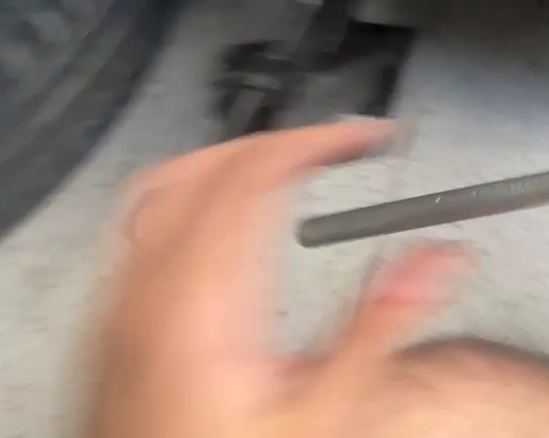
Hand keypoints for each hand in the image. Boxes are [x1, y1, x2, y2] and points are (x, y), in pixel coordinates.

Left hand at [86, 123, 470, 437]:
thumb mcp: (326, 414)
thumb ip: (383, 325)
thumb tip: (440, 257)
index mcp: (202, 306)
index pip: (255, 172)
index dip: (317, 137)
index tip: (366, 137)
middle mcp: (149, 295)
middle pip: (212, 163)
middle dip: (285, 137)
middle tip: (339, 144)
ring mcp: (118, 309)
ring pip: (170, 182)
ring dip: (240, 155)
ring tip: (295, 160)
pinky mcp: (108, 326)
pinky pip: (146, 218)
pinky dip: (199, 186)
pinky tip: (228, 208)